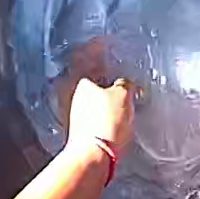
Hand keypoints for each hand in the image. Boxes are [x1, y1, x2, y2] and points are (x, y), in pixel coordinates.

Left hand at [56, 38, 133, 153]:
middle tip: (115, 66)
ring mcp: (75, 112)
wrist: (94, 156)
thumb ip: (125, 83)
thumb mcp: (123, 94)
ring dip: (103, 90)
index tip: (105, 42)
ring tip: (120, 90)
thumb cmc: (104, 123)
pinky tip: (115, 111)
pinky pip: (94, 111)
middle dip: (102, 70)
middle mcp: (73, 94)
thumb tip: (126, 83)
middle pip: (88, 76)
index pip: (86, 55)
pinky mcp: (81, 128)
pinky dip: (103, 107)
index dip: (97, 47)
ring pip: (91, 94)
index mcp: (80, 80)